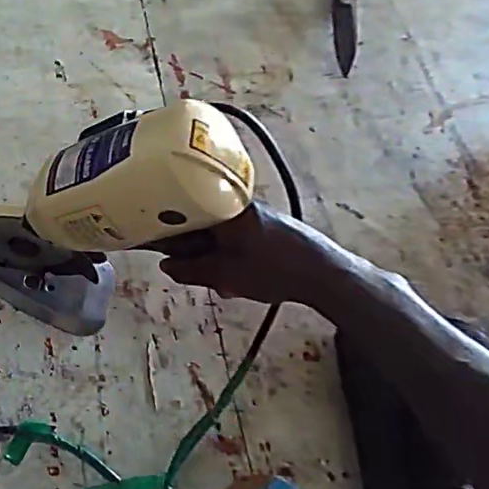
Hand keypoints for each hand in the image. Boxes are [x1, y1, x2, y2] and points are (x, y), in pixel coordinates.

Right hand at [158, 203, 359, 305]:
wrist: (330, 277)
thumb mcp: (224, 274)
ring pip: (220, 234)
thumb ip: (189, 270)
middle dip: (194, 251)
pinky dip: (232, 256)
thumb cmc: (274, 270)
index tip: (159, 248)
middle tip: (193, 274)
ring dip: (214, 257)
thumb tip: (166, 266)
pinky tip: (240, 279)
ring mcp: (259, 216)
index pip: (182, 213)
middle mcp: (240, 205)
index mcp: (225, 208)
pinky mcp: (273, 229)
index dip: (166, 232)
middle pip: (201, 224)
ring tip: (223, 283)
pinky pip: (239, 238)